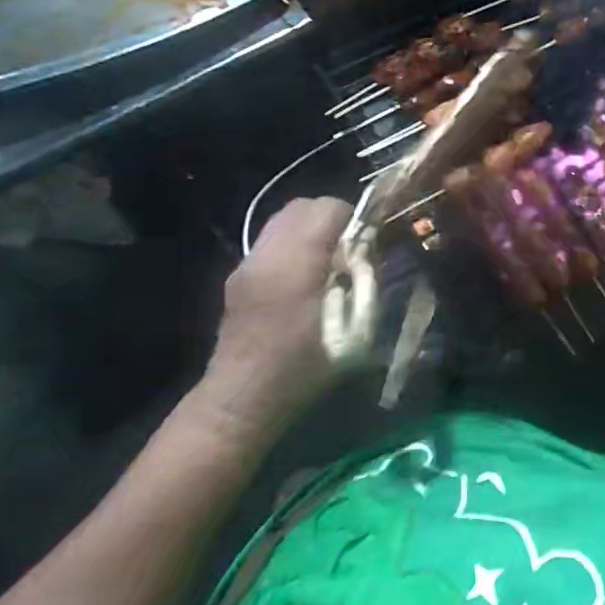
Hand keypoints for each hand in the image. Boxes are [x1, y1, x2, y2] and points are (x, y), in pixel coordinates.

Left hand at [201, 197, 352, 435]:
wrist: (243, 398)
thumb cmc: (304, 368)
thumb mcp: (353, 331)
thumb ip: (365, 283)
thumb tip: (368, 253)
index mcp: (296, 261)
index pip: (329, 208)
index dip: (354, 219)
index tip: (366, 244)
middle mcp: (267, 252)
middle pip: (302, 207)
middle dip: (330, 218)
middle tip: (348, 249)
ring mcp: (247, 262)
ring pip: (281, 220)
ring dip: (308, 230)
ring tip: (325, 262)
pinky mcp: (237, 276)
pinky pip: (268, 242)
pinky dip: (289, 245)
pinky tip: (300, 279)